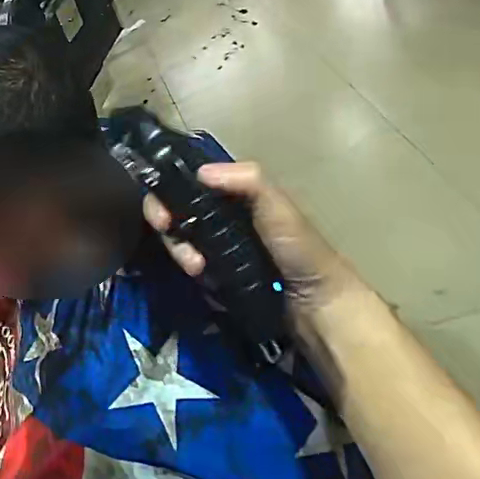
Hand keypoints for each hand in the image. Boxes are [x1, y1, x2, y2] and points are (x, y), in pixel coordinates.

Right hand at [142, 162, 370, 331]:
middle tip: (165, 227)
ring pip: (179, 237)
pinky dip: (187, 265)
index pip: (192, 181)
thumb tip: (200, 172)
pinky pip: (188, 263)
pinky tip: (200, 274)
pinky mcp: (214, 275)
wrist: (316, 306)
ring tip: (195, 265)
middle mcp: (222, 216)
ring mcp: (216, 247)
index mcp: (237, 195)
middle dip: (165, 217)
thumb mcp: (278, 206)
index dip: (171, 186)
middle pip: (177, 209)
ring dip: (178, 247)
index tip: (163, 201)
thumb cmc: (299, 249)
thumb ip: (248, 180)